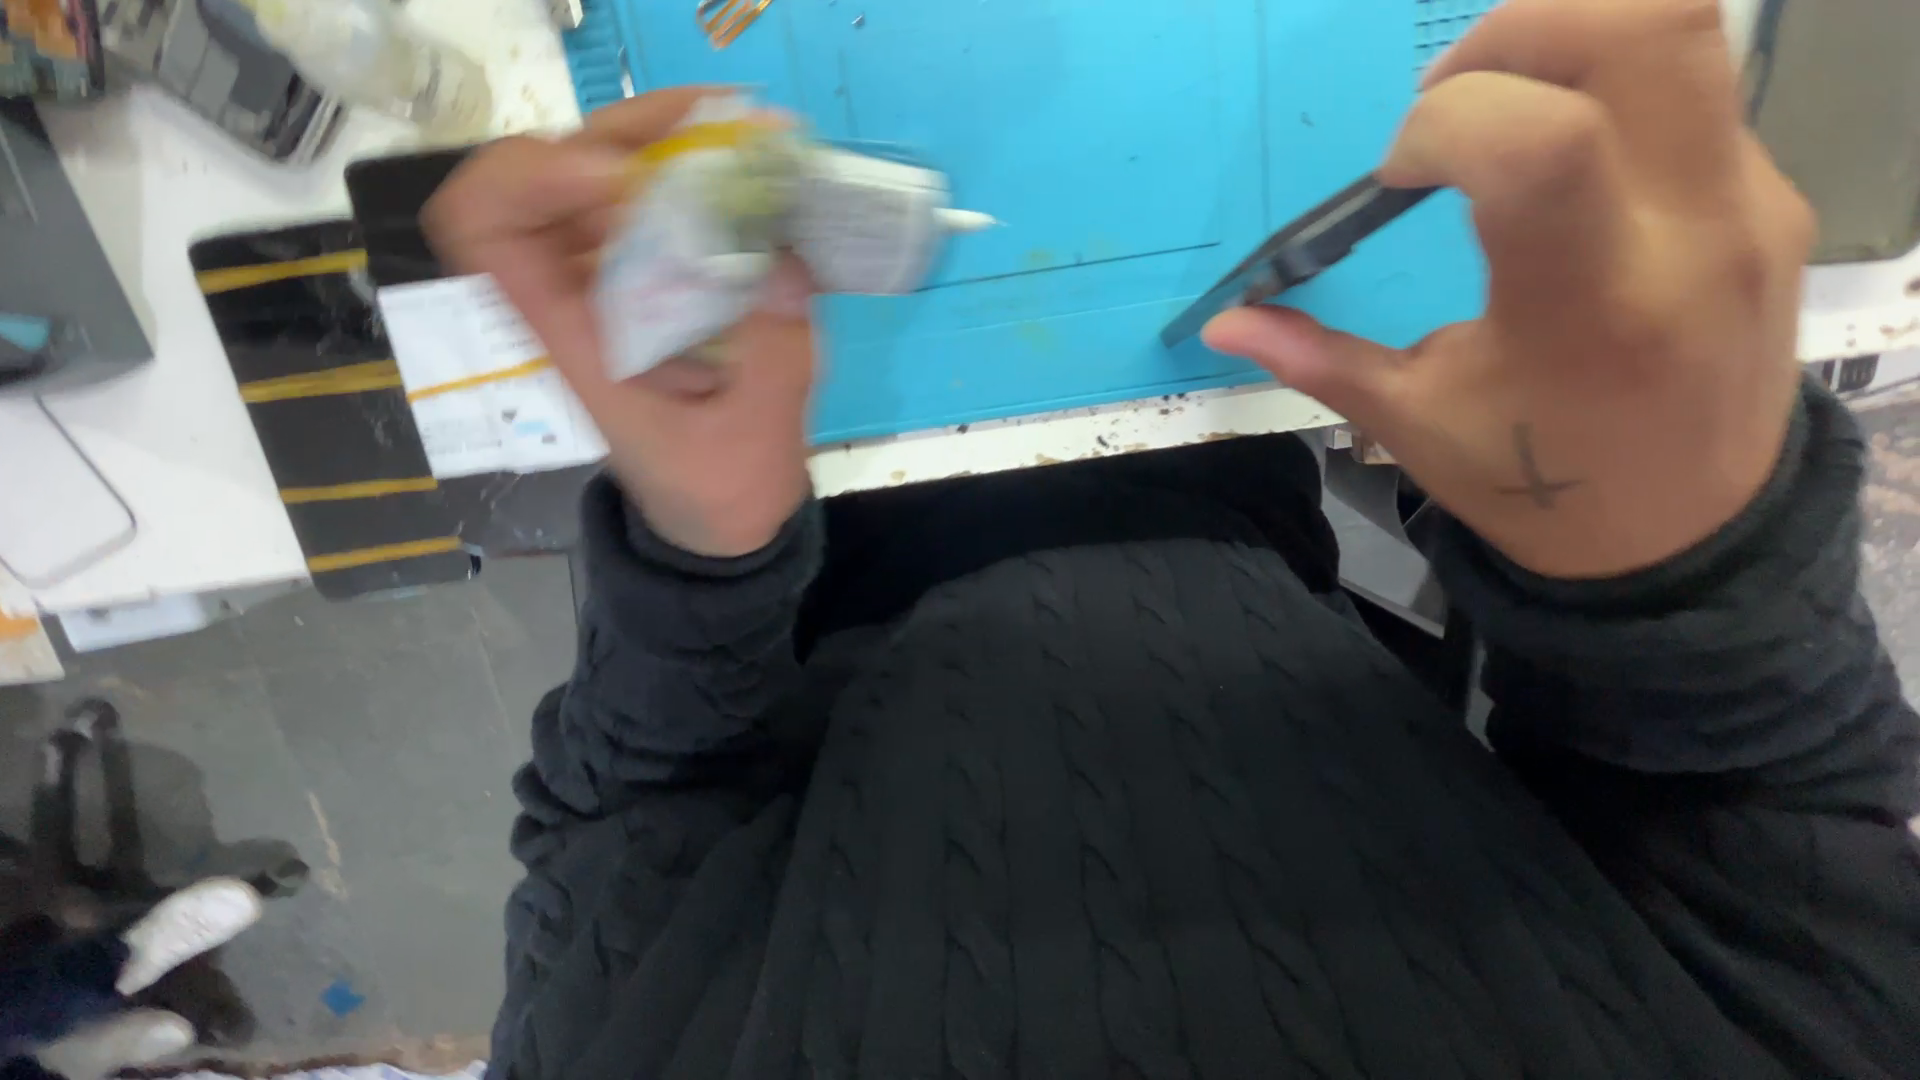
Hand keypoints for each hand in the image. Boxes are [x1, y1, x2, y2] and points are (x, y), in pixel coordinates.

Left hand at [424, 87, 816, 557]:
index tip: (628, 186)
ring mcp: (619, 291)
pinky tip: (760, 179)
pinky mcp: (659, 293)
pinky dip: (702, 181)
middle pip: (553, 177)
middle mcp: (581, 299)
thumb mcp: (756, 432)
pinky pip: (660, 213)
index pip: (486, 227)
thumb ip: (773, 349)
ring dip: (670, 144)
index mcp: (575, 340)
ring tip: (752, 135)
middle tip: (724, 129)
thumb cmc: (720, 491)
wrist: (723, 521)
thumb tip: (785, 252)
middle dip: (629, 137)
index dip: (533, 177)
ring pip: (606, 181)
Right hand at [1205, 0, 1813, 578]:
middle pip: (1642, 27)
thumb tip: (1223, 324)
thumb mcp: (1410, 424)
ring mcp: (1751, 200)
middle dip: (1509, 34)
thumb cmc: (1530, 482)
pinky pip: (1690, 93)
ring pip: (1682, 35)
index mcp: (1585, 307)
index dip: (1441, 127)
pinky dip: (1600, 99)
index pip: (1536, 142)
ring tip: (1492, 121)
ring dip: (1560, 48)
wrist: (1680, 530)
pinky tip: (1554, 178)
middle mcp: (1692, 230)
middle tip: (1442, 107)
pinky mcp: (1775, 195)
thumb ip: (1314, 359)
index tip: (1395, 178)